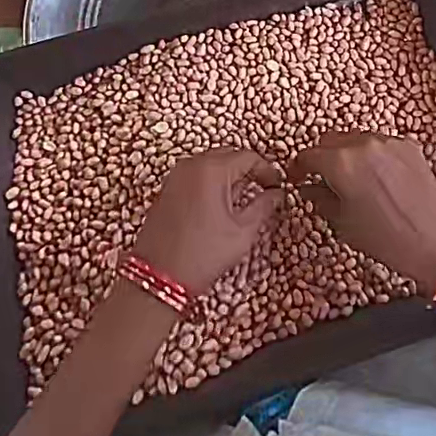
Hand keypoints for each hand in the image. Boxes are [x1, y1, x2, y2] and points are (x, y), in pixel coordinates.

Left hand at [130, 149, 282, 294]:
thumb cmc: (202, 255)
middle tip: (264, 190)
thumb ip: (264, 206)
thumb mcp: (242, 231)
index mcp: (211, 169)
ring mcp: (175, 176)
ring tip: (244, 201)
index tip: (278, 186)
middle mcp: (191, 165)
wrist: (158, 279)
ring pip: (211, 165)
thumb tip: (277, 194)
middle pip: (229, 156)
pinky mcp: (167, 190)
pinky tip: (220, 207)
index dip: (268, 170)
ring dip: (230, 177)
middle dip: (249, 170)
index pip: (248, 156)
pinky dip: (212, 183)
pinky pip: (196, 175)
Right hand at [291, 132, 435, 295]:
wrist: (435, 241)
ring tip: (350, 178)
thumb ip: (320, 198)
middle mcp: (363, 144)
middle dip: (321, 157)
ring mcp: (387, 142)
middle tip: (319, 178)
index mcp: (341, 163)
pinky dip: (370, 155)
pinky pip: (379, 144)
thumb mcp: (342, 223)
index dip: (298, 168)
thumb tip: (309, 188)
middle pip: (329, 140)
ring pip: (354, 138)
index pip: (308, 155)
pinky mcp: (407, 145)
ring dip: (345, 153)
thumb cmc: (386, 238)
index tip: (296, 177)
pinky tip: (376, 177)